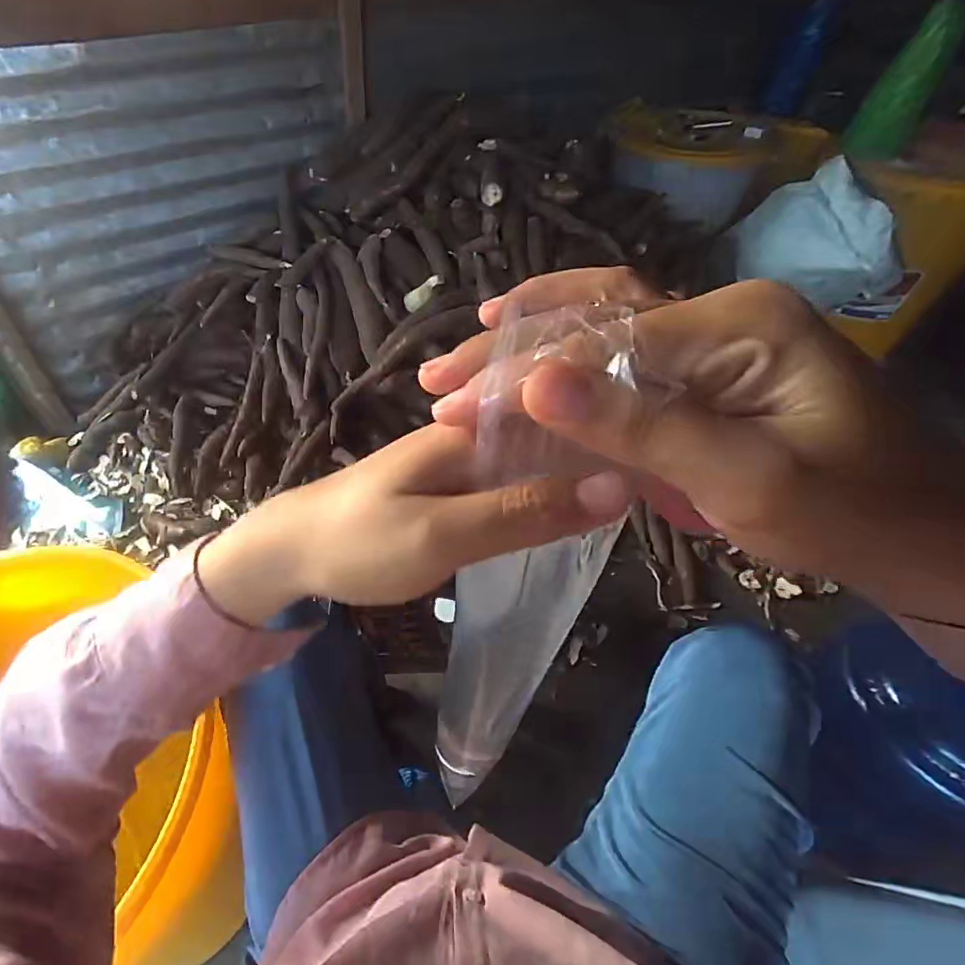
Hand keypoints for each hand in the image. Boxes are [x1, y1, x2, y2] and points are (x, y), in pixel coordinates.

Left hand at [198, 423, 630, 624]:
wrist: (291, 554)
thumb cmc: (358, 542)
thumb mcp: (441, 533)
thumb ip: (522, 512)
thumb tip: (614, 487)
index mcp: (472, 429)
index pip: (562, 410)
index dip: (616, 424)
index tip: (672, 453)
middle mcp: (472, 433)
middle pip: (555, 430)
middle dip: (606, 447)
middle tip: (672, 480)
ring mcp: (462, 461)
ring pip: (538, 458)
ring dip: (581, 473)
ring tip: (645, 494)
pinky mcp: (454, 489)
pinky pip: (515, 483)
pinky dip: (547, 494)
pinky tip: (578, 513)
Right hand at [419, 269, 964, 628]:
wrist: (941, 547)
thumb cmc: (856, 519)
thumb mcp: (744, 480)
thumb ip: (639, 426)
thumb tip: (534, 385)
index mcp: (738, 322)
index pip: (602, 339)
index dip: (520, 376)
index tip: (451, 409)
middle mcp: (724, 313)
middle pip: (595, 317)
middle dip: (511, 348)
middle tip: (437, 378)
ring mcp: (719, 341)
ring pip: (605, 328)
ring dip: (531, 344)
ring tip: (466, 355)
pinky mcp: (713, 376)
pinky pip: (628, 361)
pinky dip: (571, 365)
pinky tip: (531, 369)